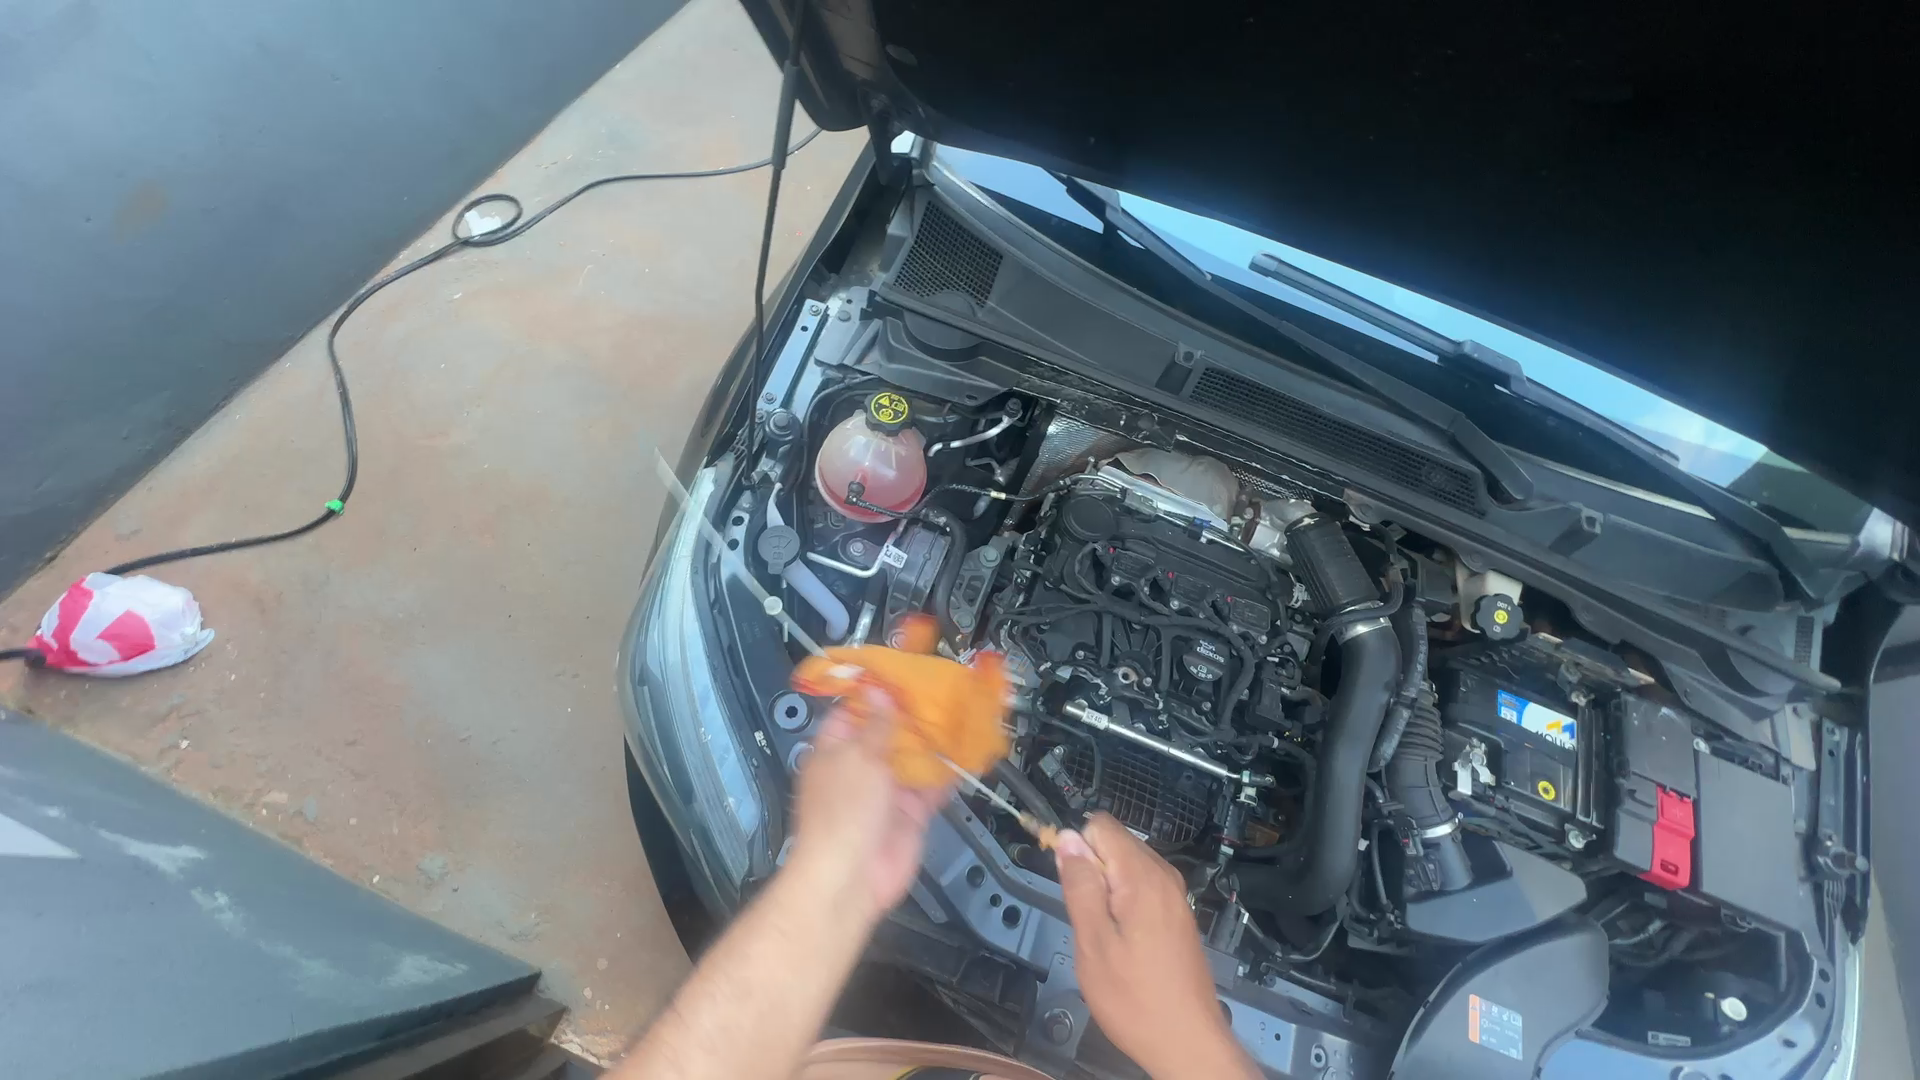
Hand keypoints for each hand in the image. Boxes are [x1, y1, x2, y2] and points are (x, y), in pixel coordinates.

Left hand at [788, 689, 951, 925]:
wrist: (851, 879)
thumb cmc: (840, 816)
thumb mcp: (859, 757)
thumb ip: (876, 725)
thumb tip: (878, 692)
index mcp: (835, 750)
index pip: (853, 712)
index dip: (875, 694)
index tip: (900, 677)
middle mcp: (859, 768)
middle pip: (888, 734)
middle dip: (912, 716)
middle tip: (939, 692)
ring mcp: (885, 792)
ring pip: (913, 759)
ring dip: (934, 742)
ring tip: (957, 716)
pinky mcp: (909, 813)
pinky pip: (932, 788)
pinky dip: (948, 774)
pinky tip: (966, 755)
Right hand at [1055, 814, 1258, 1079]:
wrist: (1189, 1046)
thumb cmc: (1135, 999)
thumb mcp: (1094, 943)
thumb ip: (1080, 885)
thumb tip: (1067, 838)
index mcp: (1142, 876)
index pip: (1101, 825)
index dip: (1077, 847)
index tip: (1072, 886)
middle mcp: (1164, 875)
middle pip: (1115, 842)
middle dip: (1092, 869)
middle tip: (1089, 919)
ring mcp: (1175, 895)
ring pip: (1127, 865)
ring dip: (1107, 888)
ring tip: (1106, 935)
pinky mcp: (1178, 914)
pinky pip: (1142, 886)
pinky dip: (1125, 902)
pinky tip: (1124, 942)